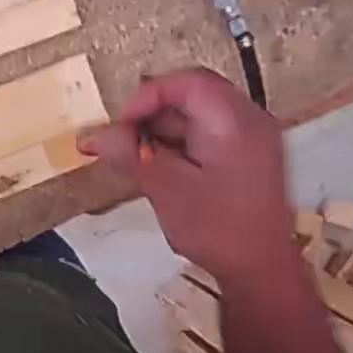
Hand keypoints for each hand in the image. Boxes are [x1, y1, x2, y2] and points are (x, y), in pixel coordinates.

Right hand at [77, 69, 295, 283]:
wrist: (260, 268)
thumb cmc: (218, 229)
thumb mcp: (166, 189)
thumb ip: (131, 155)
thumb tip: (92, 137)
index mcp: (234, 123)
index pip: (187, 83)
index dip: (147, 96)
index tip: (122, 125)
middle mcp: (249, 121)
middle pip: (192, 97)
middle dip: (150, 116)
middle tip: (121, 142)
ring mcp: (252, 139)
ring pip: (197, 117)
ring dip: (161, 132)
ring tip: (135, 160)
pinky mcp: (247, 157)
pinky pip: (207, 135)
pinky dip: (178, 145)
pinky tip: (158, 170)